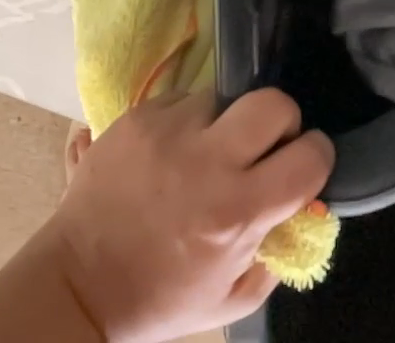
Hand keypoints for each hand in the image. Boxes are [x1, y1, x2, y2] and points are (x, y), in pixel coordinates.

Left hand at [48, 89, 334, 342]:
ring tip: (207, 150)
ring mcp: (169, 131)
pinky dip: (187, 121)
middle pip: (274, 103)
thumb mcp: (233, 297)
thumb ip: (277, 253)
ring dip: (227, 121)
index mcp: (237, 211)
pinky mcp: (138, 117)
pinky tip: (172, 151)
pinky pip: (183, 99)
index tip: (305, 163)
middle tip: (265, 145)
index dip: (316, 157)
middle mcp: (208, 162)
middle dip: (282, 121)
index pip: (309, 157)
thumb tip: (301, 208)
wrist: (78, 282)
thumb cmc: (159, 298)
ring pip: (225, 96)